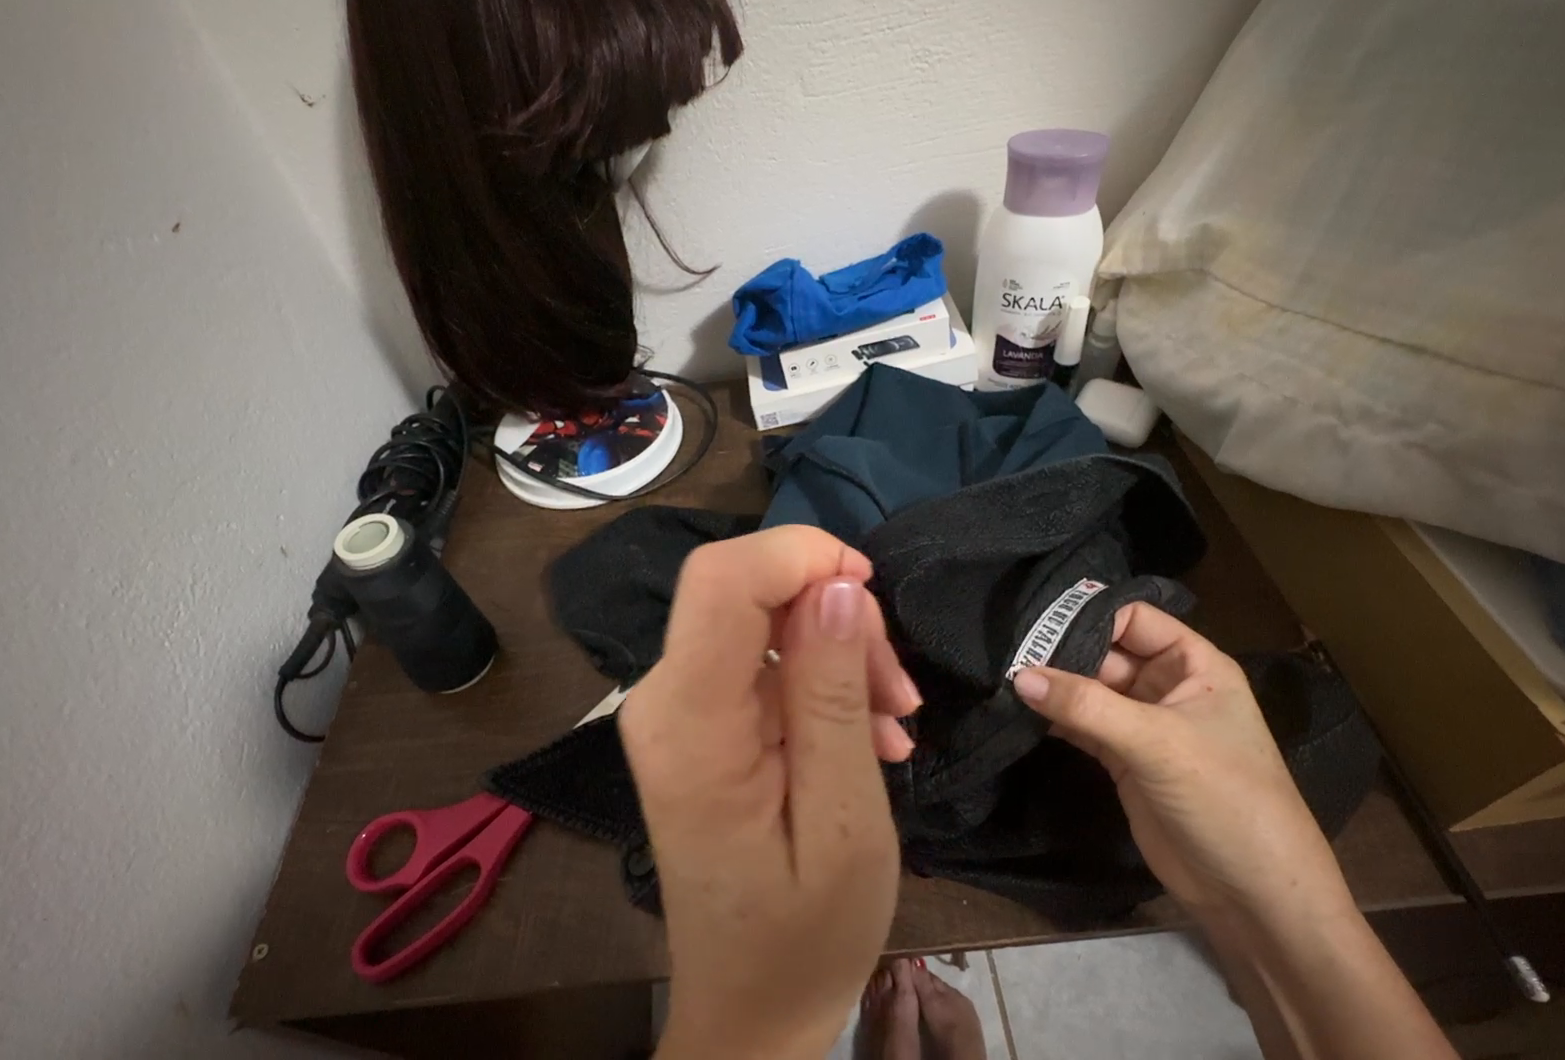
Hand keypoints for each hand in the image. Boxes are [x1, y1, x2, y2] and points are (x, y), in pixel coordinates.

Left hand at [622, 527, 917, 1059]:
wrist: (750, 1008)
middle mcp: (664, 701)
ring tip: (895, 724)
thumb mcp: (844, 820)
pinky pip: (760, 667)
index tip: (872, 592)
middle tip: (900, 694)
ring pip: (762, 626)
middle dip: (834, 617)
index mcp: (689, 724)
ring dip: (838, 654)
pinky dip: (821, 684)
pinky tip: (868, 734)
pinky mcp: (698, 726)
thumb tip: (837, 585)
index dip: (799, 556)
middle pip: (746, 594)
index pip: (722, 579)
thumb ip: (833, 695)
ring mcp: (676, 713)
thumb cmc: (805, 935)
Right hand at [1012, 603, 1348, 923]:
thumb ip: (1086, 705)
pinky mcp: (1124, 760)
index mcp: (1195, 665)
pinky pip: (1082, 725)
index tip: (1036, 626)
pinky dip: (1054, 719)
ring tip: (1002, 681)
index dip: (1089, 618)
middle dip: (1060, 654)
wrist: (1251, 894)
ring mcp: (1144, 725)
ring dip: (1052, 688)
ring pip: (1089, 690)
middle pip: (1104, 653)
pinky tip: (1018, 715)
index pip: (1133, 619)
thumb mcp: (1157, 742)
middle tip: (1006, 655)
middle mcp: (1169, 687)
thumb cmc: (1224, 798)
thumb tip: (1018, 675)